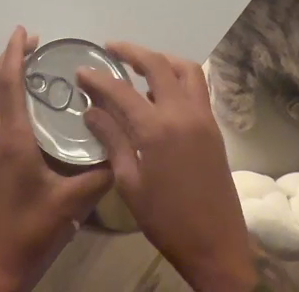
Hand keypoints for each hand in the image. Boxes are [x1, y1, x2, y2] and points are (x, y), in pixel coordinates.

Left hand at [0, 27, 112, 291]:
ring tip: (20, 70)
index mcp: (10, 138)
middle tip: (31, 46)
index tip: (26, 32)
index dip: (15, 52)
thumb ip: (97, 175)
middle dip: (7, 57)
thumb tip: (120, 150)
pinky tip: (11, 104)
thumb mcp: (70, 206)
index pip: (7, 81)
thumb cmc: (30, 232)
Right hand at [76, 42, 292, 291]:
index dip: (98, 77)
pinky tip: (160, 90)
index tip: (81, 70)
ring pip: (185, 69)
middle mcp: (182, 114)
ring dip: (161, 59)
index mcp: (157, 129)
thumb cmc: (167, 220)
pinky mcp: (214, 128)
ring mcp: (203, 119)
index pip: (121, 90)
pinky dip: (177, 77)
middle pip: (157, 64)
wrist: (217, 248)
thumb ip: (112, 140)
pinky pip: (197, 88)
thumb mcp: (130, 183)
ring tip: (138, 64)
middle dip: (131, 51)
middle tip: (110, 49)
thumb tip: (91, 110)